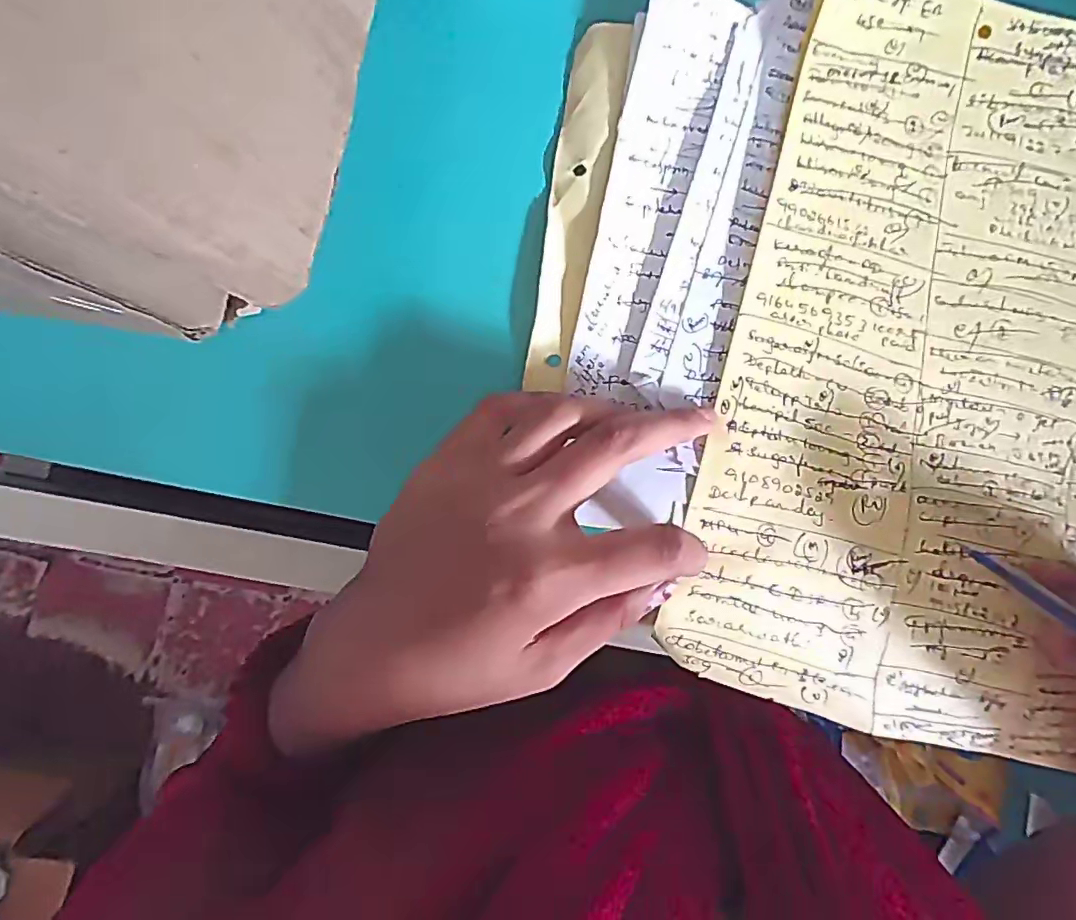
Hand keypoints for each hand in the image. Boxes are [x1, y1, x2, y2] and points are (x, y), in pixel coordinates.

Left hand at [268, 393, 713, 756]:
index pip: (649, 549)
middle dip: (675, 428)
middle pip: (617, 447)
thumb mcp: (544, 668)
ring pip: (564, 414)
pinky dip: (541, 405)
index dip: (686, 550)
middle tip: (706, 418)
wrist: (369, 646)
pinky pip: (503, 408)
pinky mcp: (449, 458)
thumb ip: (608, 620)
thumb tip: (661, 581)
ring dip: (611, 409)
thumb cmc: (460, 668)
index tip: (696, 552)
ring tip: (633, 417)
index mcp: (552, 576)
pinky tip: (558, 418)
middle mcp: (525, 513)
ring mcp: (484, 477)